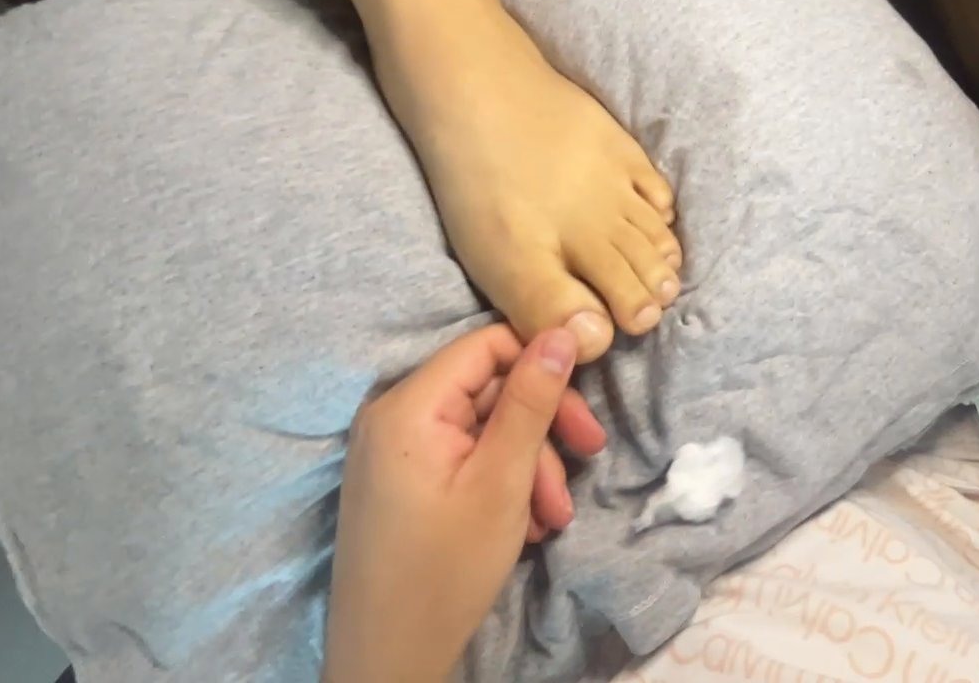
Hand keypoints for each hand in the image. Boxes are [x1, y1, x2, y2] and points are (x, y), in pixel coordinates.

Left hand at [323, 325, 604, 682]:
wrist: (387, 667)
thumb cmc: (446, 570)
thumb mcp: (503, 479)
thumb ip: (532, 400)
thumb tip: (562, 330)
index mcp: (409, 405)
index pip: (487, 345)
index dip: (540, 360)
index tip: (583, 393)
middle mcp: (395, 415)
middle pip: (491, 388)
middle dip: (543, 425)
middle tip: (591, 452)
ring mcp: (397, 450)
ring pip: (486, 426)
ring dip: (531, 462)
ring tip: (555, 514)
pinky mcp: (405, 479)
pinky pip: (466, 455)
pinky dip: (504, 479)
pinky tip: (528, 521)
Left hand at [366, 0, 682, 363]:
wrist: (473, 76)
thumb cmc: (473, 176)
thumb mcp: (498, 255)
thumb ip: (549, 301)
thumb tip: (600, 338)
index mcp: (581, 245)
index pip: (620, 292)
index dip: (630, 314)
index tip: (639, 327)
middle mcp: (608, 212)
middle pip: (640, 258)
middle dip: (651, 288)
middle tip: (660, 306)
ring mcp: (613, 171)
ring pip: (651, 223)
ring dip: (661, 252)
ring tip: (669, 271)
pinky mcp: (610, 137)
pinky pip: (652, 179)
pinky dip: (661, 204)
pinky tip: (660, 212)